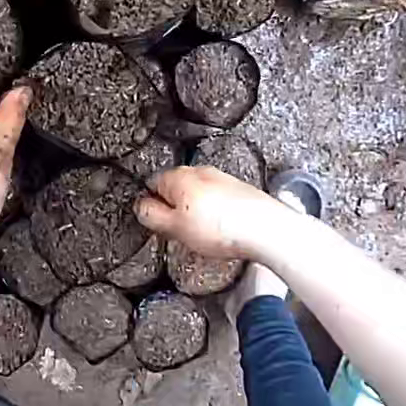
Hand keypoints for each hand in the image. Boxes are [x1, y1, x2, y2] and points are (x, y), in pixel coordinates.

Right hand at [134, 166, 297, 261]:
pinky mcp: (238, 189)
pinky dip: (216, 213)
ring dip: (197, 212)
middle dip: (176, 210)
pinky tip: (222, 230)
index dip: (154, 207)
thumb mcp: (175, 228)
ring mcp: (221, 178)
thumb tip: (141, 207)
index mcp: (178, 176)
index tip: (161, 224)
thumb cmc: (221, 227)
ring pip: (198, 195)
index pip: (152, 185)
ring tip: (206, 235)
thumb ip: (152, 216)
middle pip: (176, 189)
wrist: (265, 228)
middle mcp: (199, 171)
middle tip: (183, 232)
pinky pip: (218, 201)